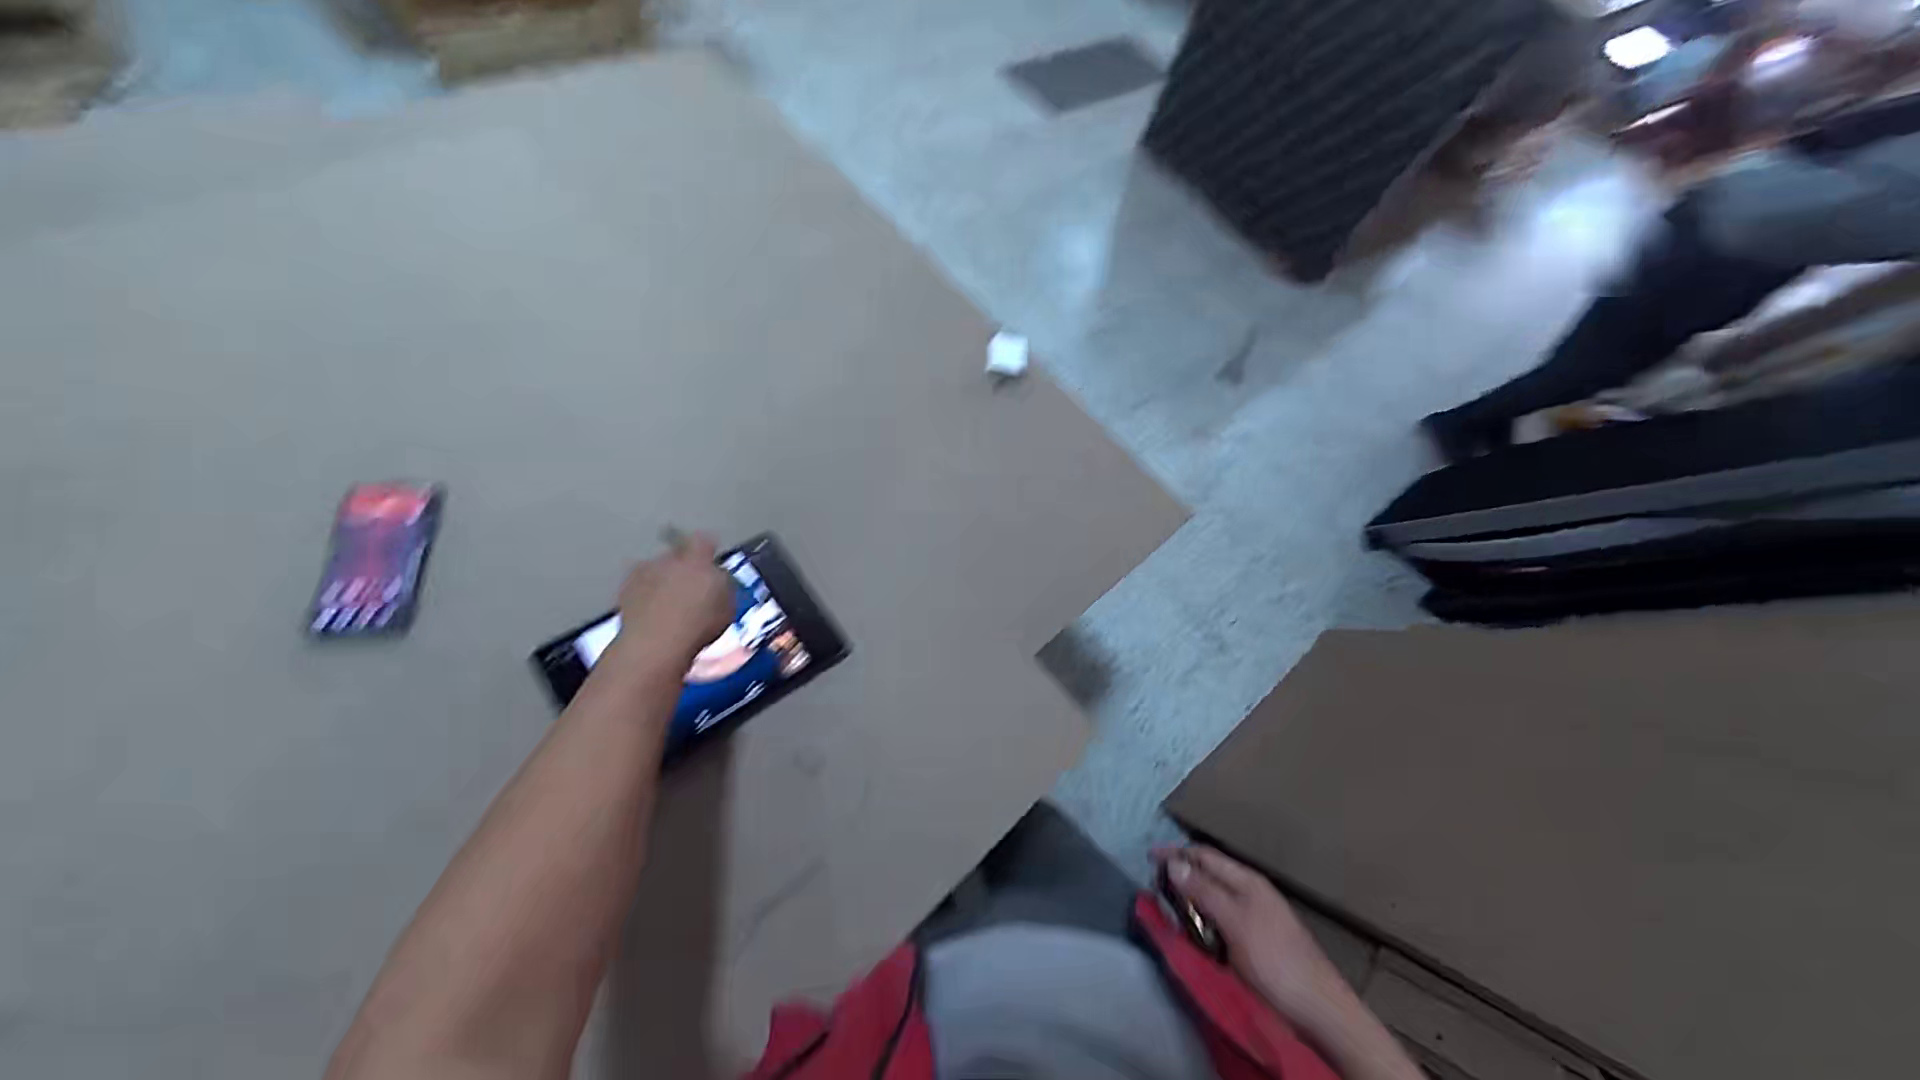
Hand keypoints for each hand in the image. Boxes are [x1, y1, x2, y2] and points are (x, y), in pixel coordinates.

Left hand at [614, 533, 734, 666]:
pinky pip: (638, 586)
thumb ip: (724, 585)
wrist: (655, 643)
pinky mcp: (623, 591)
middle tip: (690, 589)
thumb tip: (718, 579)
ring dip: (662, 580)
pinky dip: (644, 595)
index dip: (708, 550)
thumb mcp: (728, 606)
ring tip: (668, 604)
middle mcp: (668, 560)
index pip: (704, 541)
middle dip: (683, 567)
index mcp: (698, 560)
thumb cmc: (699, 625)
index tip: (711, 560)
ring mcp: (643, 574)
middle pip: (677, 555)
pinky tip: (651, 613)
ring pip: (656, 570)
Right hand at [1153, 845, 1349, 1020]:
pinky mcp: (1257, 940)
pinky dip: (1205, 922)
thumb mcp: (1233, 922)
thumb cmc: (1274, 961)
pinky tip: (1198, 935)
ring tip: (1172, 912)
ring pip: (1214, 897)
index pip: (1205, 855)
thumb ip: (1203, 890)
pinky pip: (1222, 919)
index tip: (1148, 858)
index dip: (1176, 853)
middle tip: (1156, 888)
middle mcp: (1251, 891)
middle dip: (1181, 877)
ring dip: (1192, 901)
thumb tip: (1173, 862)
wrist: (1319, 1010)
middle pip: (1209, 874)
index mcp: (1247, 880)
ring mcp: (1256, 916)